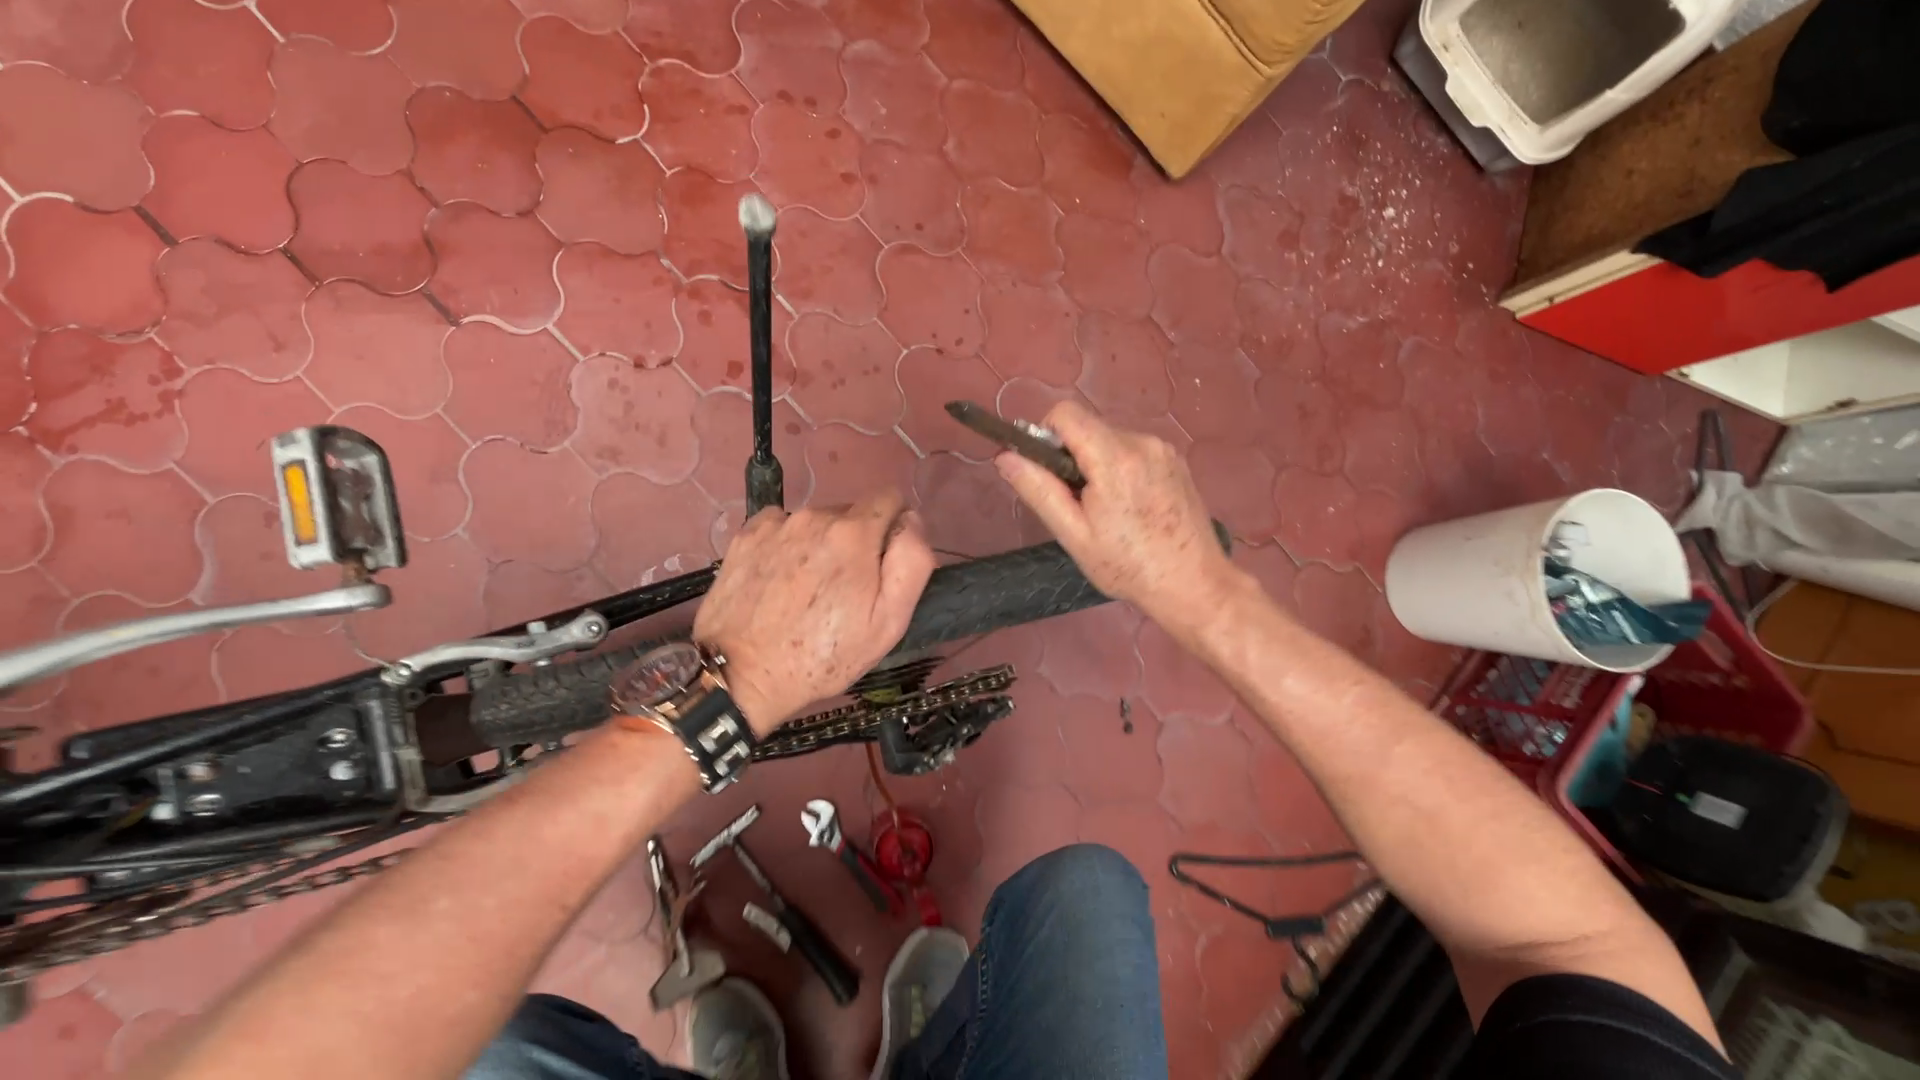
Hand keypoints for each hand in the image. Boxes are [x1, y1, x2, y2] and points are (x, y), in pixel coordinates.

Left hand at [693, 491, 935, 734]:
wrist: (742, 676)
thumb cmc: (824, 656)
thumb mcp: (889, 621)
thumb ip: (912, 560)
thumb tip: (911, 520)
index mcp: (854, 533)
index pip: (890, 499)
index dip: (893, 530)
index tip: (882, 567)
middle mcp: (813, 516)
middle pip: (851, 514)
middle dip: (856, 543)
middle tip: (845, 592)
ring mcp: (774, 524)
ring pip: (815, 522)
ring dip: (820, 545)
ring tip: (808, 592)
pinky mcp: (744, 537)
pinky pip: (780, 528)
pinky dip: (786, 547)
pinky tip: (780, 582)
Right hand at [995, 401, 1234, 632]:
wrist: (1192, 583)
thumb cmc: (1127, 566)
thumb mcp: (1074, 534)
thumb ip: (1038, 490)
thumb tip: (1005, 457)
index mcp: (1115, 458)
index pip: (1065, 413)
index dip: (1045, 434)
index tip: (1046, 470)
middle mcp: (1142, 442)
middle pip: (1088, 428)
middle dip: (1072, 457)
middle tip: (1078, 504)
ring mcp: (1163, 449)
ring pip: (1110, 439)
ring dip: (1097, 464)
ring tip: (1107, 511)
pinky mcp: (1175, 460)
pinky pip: (1133, 450)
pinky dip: (1120, 469)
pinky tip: (1129, 507)